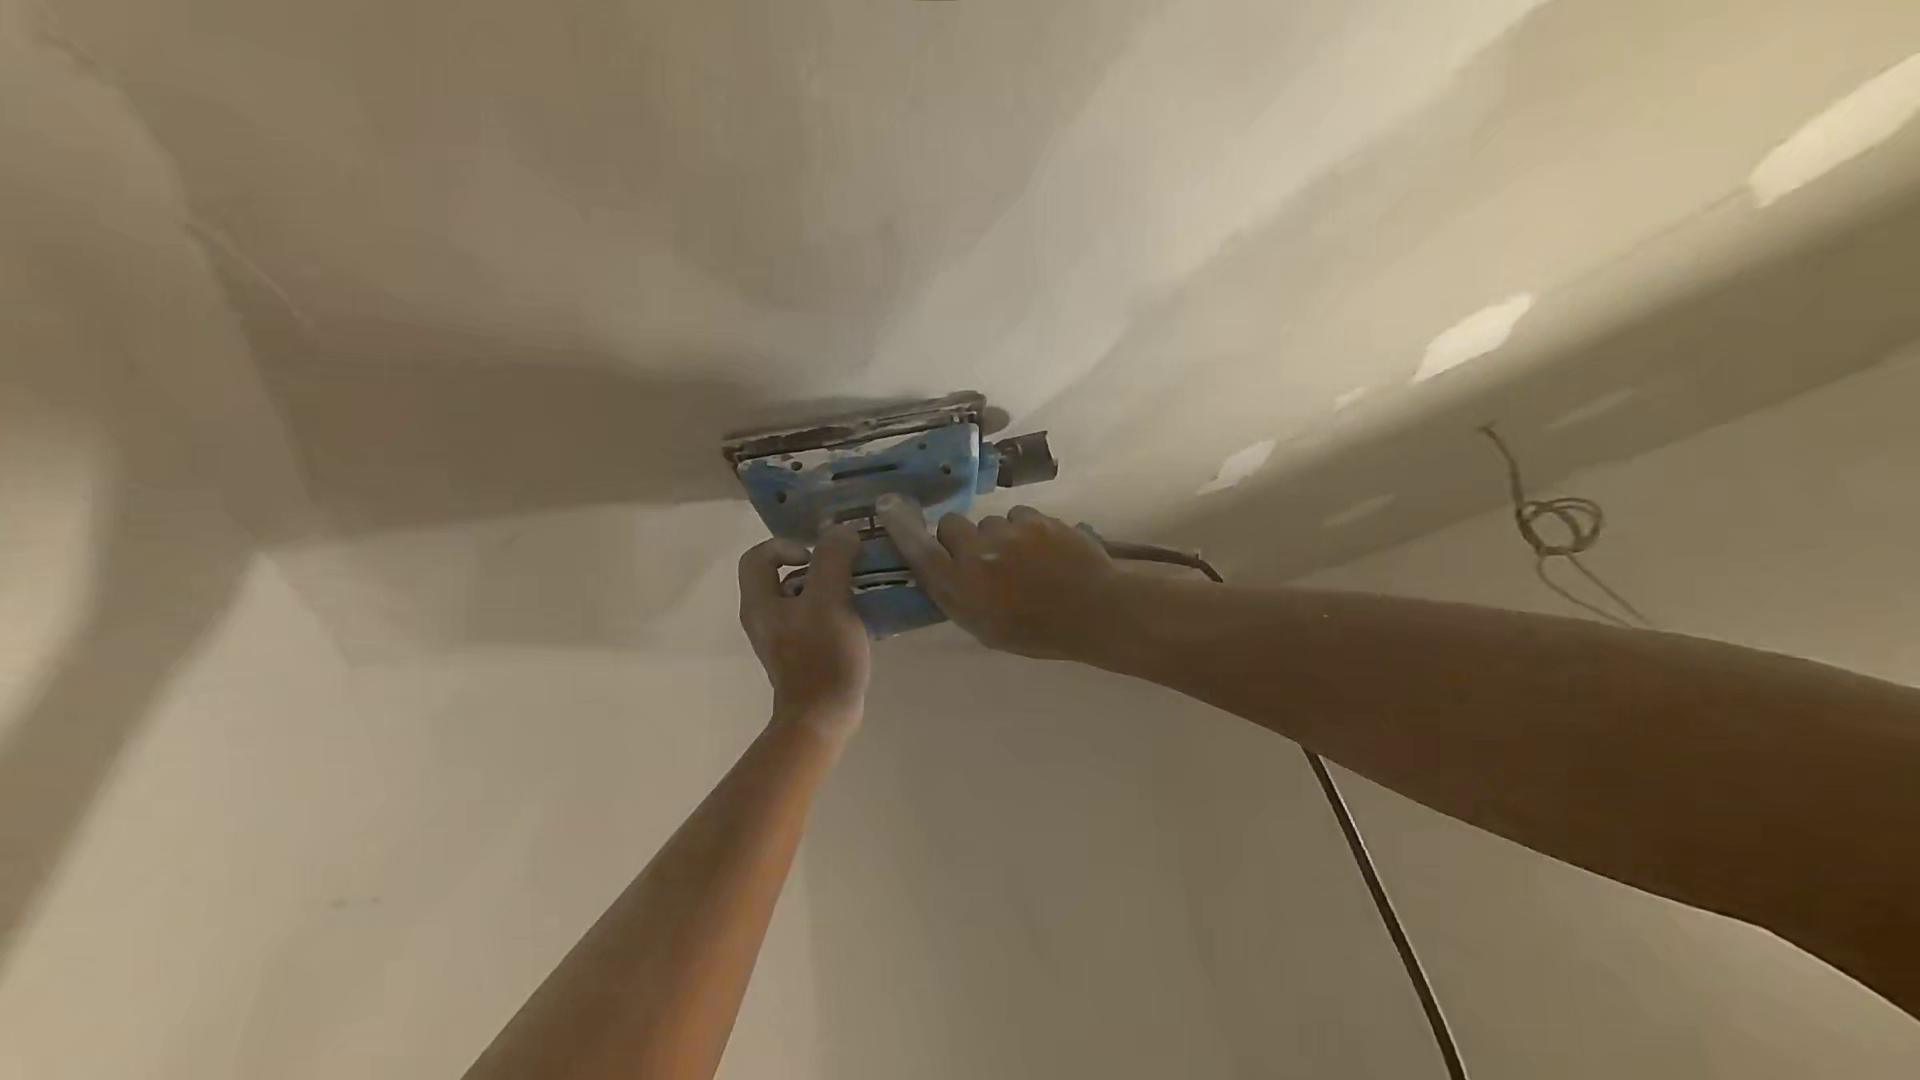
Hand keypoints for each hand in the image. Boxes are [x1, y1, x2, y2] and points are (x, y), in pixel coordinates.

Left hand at [738, 525, 871, 742]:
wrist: (823, 716)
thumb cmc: (822, 657)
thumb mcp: (829, 602)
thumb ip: (832, 561)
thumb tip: (841, 532)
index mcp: (760, 603)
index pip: (758, 555)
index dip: (786, 546)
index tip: (817, 557)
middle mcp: (765, 617)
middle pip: (783, 574)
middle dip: (816, 566)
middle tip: (845, 570)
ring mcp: (783, 637)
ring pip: (802, 596)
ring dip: (830, 587)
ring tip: (859, 590)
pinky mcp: (802, 652)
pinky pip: (815, 617)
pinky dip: (834, 610)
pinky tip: (860, 616)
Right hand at [876, 495, 1119, 658]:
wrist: (1093, 612)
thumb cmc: (1036, 632)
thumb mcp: (985, 628)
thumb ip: (957, 596)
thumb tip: (941, 571)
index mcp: (960, 586)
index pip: (918, 548)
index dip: (901, 525)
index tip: (889, 504)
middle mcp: (977, 552)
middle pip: (951, 525)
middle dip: (961, 538)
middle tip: (983, 558)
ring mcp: (1008, 531)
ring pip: (988, 521)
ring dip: (997, 535)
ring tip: (1023, 559)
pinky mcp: (1036, 519)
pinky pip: (1018, 516)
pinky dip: (1025, 529)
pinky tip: (1043, 549)